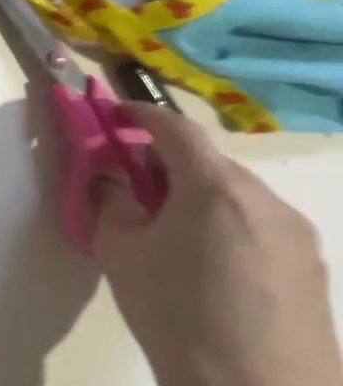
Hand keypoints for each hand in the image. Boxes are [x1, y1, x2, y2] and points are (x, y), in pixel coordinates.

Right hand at [92, 102, 342, 385]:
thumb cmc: (175, 309)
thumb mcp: (118, 247)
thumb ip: (112, 200)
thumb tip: (115, 181)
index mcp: (215, 188)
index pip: (174, 127)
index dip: (138, 114)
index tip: (109, 115)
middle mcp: (266, 202)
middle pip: (209, 161)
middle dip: (166, 161)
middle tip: (129, 181)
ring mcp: (298, 238)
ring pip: (236, 194)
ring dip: (197, 193)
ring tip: (166, 226)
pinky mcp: (312, 270)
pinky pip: (259, 225)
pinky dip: (225, 222)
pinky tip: (204, 259)